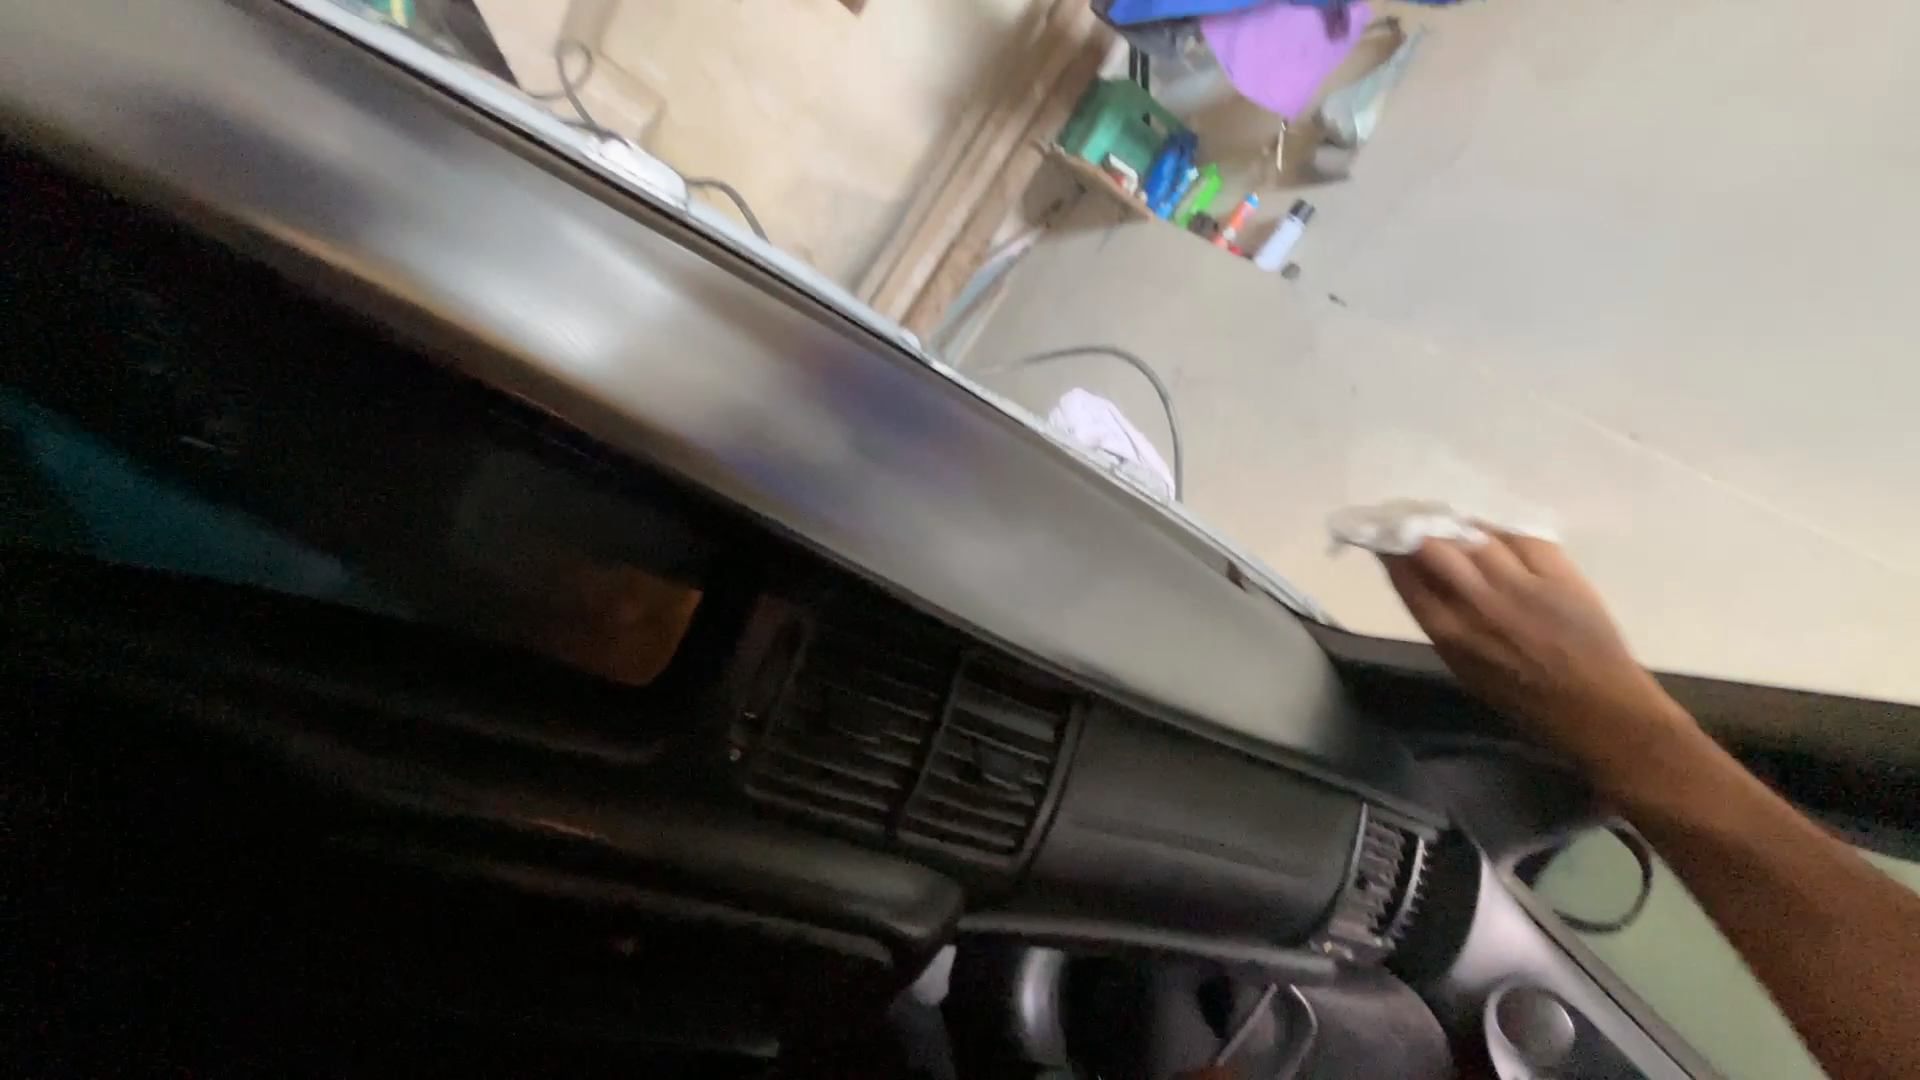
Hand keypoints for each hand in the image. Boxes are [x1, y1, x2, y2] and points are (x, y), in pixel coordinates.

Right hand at [1381, 532, 1687, 759]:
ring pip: (1476, 537)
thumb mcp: (1461, 666)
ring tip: (1453, 525)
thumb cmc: (1521, 698)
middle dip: (1417, 531)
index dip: (1389, 550)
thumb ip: (1438, 622)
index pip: (1405, 576)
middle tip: (1414, 525)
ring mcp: (1521, 586)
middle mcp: (1478, 603)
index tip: (1383, 538)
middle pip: (1434, 548)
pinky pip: (1522, 538)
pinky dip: (1501, 532)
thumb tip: (1418, 582)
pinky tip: (1494, 533)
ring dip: (1458, 526)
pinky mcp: (1560, 577)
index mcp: (1448, 632)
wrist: (1598, 709)